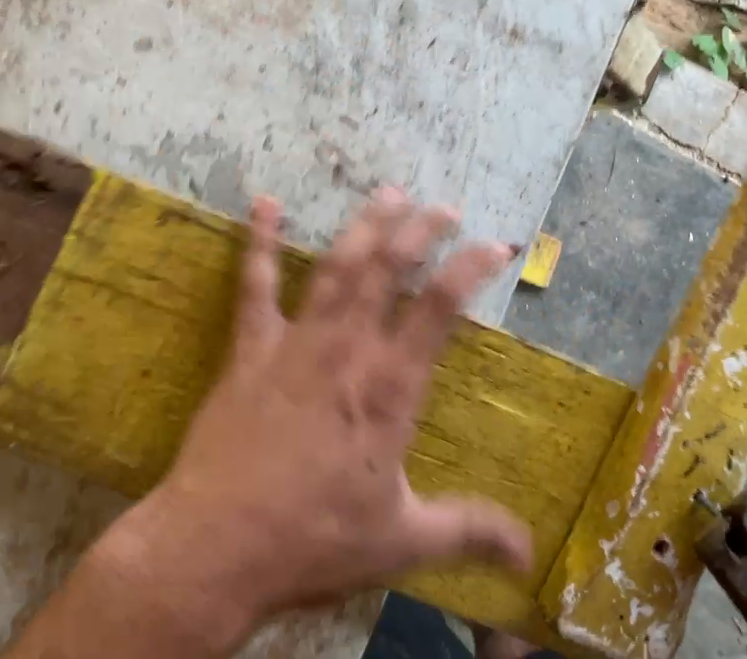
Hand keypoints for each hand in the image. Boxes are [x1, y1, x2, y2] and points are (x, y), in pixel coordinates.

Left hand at [14, 190, 530, 657]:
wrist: (215, 546)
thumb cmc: (313, 541)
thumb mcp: (403, 541)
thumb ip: (469, 532)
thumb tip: (530, 552)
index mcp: (389, 389)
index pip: (440, 308)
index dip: (471, 268)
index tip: (497, 245)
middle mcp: (347, 350)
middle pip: (389, 269)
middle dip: (420, 230)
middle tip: (444, 206)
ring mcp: (295, 343)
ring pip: (337, 266)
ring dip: (365, 225)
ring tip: (388, 193)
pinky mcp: (250, 349)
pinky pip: (256, 285)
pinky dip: (262, 242)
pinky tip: (265, 203)